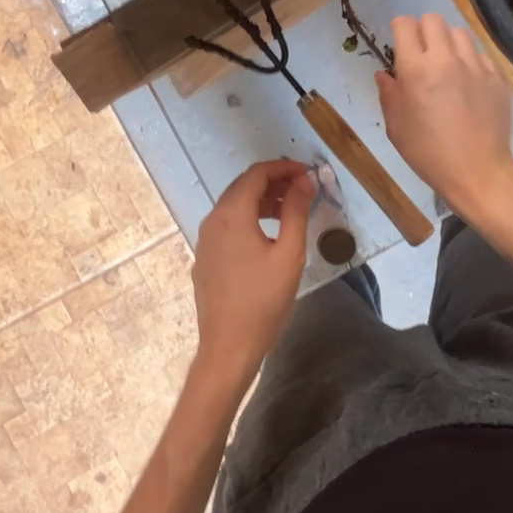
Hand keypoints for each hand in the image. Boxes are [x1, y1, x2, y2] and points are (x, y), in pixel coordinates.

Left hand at [190, 160, 315, 380]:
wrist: (228, 345)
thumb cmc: (264, 300)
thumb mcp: (289, 253)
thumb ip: (296, 211)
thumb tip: (304, 181)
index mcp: (232, 214)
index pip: (257, 174)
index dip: (283, 168)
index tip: (308, 174)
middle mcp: (213, 220)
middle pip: (243, 186)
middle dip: (274, 182)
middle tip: (303, 189)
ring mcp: (205, 240)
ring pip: (234, 206)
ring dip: (262, 201)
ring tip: (290, 211)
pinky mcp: (205, 257)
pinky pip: (227, 225)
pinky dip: (249, 218)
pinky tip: (267, 236)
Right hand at [378, 14, 512, 214]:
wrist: (477, 172)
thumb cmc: (429, 153)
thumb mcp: (397, 127)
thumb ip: (389, 95)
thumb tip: (384, 75)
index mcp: (416, 70)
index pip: (405, 25)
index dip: (399, 29)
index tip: (399, 41)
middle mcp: (446, 59)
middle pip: (433, 19)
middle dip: (423, 29)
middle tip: (421, 51)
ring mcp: (475, 65)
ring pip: (459, 32)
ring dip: (448, 41)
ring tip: (446, 63)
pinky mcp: (496, 76)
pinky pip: (480, 54)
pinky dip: (470, 60)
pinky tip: (467, 81)